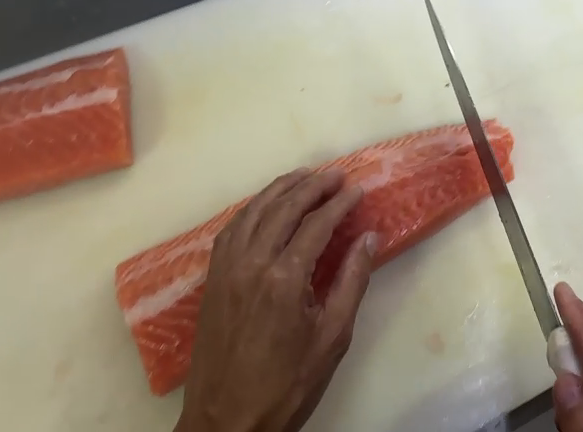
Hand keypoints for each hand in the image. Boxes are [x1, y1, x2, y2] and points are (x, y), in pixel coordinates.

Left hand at [175, 169, 377, 431]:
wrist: (226, 424)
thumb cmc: (286, 384)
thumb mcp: (332, 338)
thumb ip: (352, 282)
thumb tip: (369, 238)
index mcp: (284, 278)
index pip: (316, 224)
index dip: (340, 203)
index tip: (358, 189)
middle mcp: (252, 263)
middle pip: (284, 207)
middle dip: (313, 186)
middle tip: (336, 174)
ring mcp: (227, 269)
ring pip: (254, 211)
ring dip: (281, 188)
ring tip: (305, 176)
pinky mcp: (212, 279)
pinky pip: (232, 228)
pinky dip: (252, 208)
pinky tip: (266, 204)